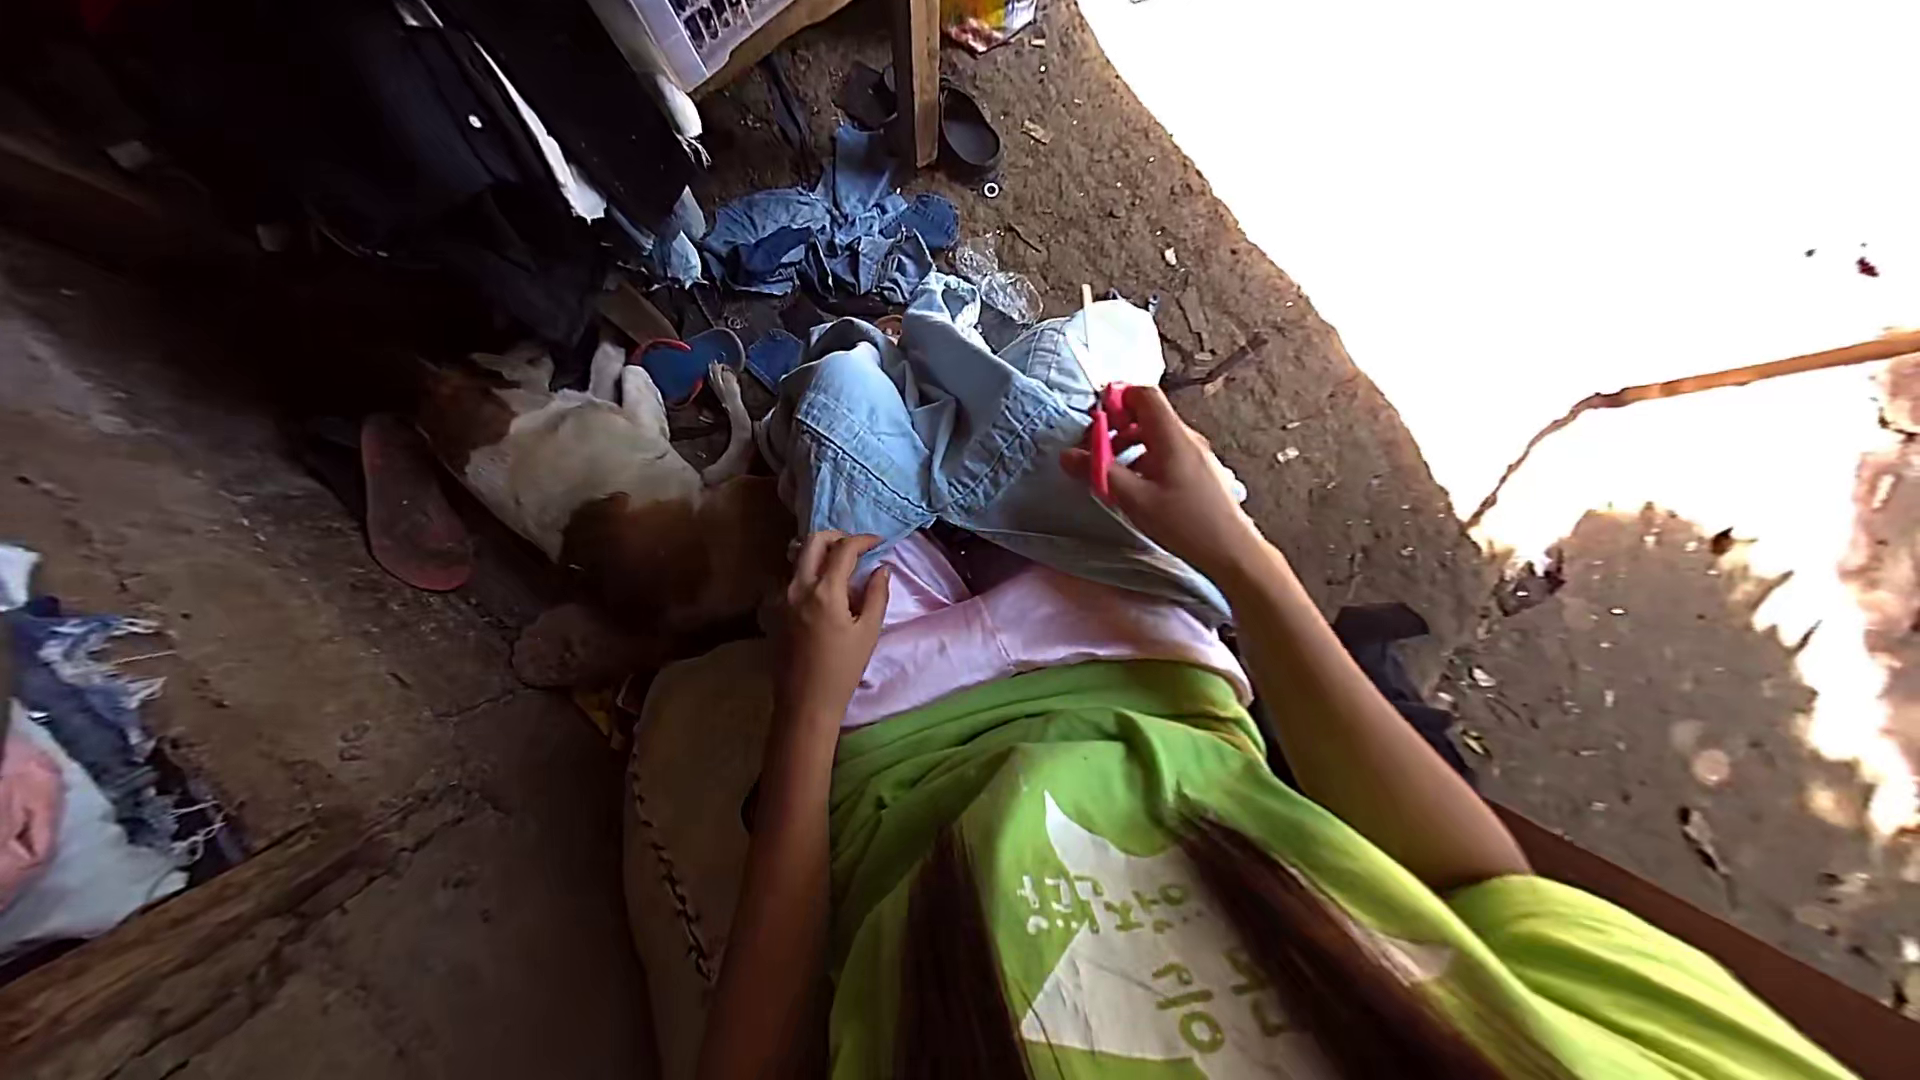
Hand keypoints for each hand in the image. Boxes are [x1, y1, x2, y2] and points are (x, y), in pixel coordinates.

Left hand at [776, 530, 891, 722]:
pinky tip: (826, 588)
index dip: (863, 540)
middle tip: (857, 547)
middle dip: (837, 537)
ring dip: (822, 551)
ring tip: (843, 565)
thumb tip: (881, 569)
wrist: (805, 702)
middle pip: (813, 541)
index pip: (843, 549)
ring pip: (800, 557)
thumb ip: (876, 595)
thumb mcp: (868, 632)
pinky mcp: (776, 609)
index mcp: (825, 592)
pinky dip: (811, 570)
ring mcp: (782, 597)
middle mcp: (798, 587)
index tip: (878, 542)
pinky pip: (793, 576)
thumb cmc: (842, 670)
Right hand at [1062, 385, 1270, 580]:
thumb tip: (1067, 455)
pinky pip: (1166, 452)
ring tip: (1114, 472)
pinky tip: (1137, 487)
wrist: (1230, 550)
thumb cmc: (1183, 522)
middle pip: (1147, 414)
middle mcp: (1186, 437)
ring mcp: (1196, 453)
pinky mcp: (1199, 470)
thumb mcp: (1133, 499)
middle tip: (1097, 451)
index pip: (1143, 394)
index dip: (1116, 400)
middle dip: (1117, 426)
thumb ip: (1098, 472)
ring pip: (1155, 435)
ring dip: (1129, 445)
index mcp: (1171, 436)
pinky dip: (1145, 459)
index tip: (1095, 423)